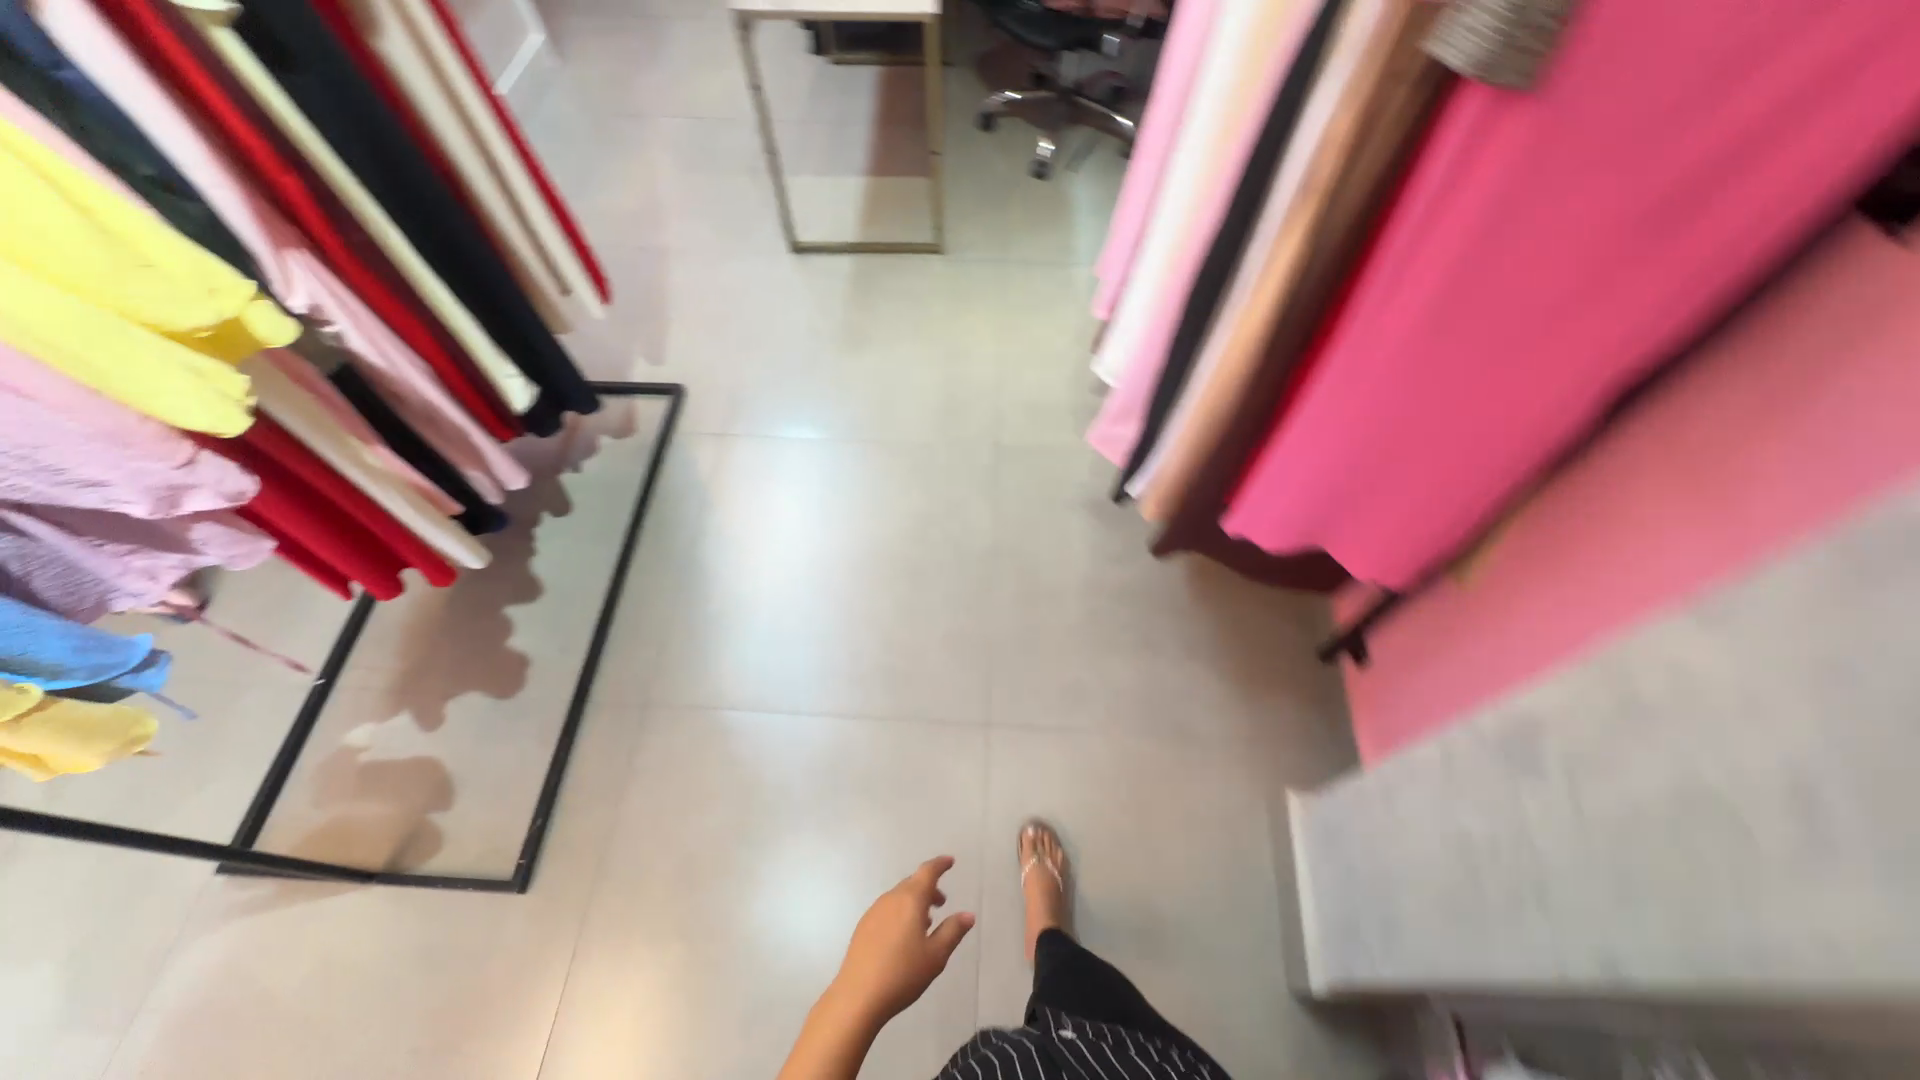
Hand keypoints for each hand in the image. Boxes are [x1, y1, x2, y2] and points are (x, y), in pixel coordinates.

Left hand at [826, 856, 975, 1027]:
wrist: (858, 996)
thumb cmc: (903, 973)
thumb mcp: (936, 955)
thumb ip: (953, 931)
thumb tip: (968, 914)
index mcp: (910, 900)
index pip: (927, 872)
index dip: (940, 864)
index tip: (950, 861)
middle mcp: (890, 899)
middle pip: (912, 884)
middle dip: (929, 888)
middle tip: (942, 903)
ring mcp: (873, 912)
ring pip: (898, 897)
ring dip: (914, 902)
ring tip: (926, 922)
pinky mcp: (863, 927)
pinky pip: (887, 910)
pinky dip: (901, 912)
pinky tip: (904, 936)